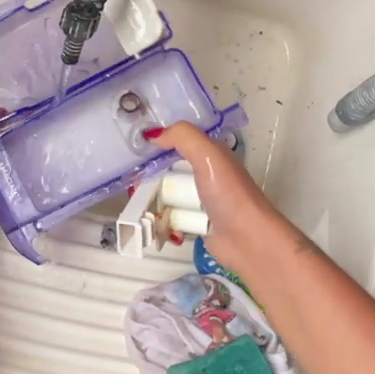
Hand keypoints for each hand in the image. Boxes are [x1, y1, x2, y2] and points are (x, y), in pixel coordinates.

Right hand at [147, 122, 294, 273]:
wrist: (246, 239)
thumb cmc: (228, 194)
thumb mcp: (208, 154)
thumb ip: (182, 137)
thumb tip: (153, 134)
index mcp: (213, 155)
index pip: (183, 141)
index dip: (161, 139)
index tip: (135, 143)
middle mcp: (208, 175)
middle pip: (172, 168)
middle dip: (151, 170)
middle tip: (128, 174)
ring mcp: (202, 201)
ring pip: (170, 193)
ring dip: (153, 197)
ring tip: (132, 198)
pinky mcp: (197, 224)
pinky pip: (172, 217)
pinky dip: (160, 219)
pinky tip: (147, 220)